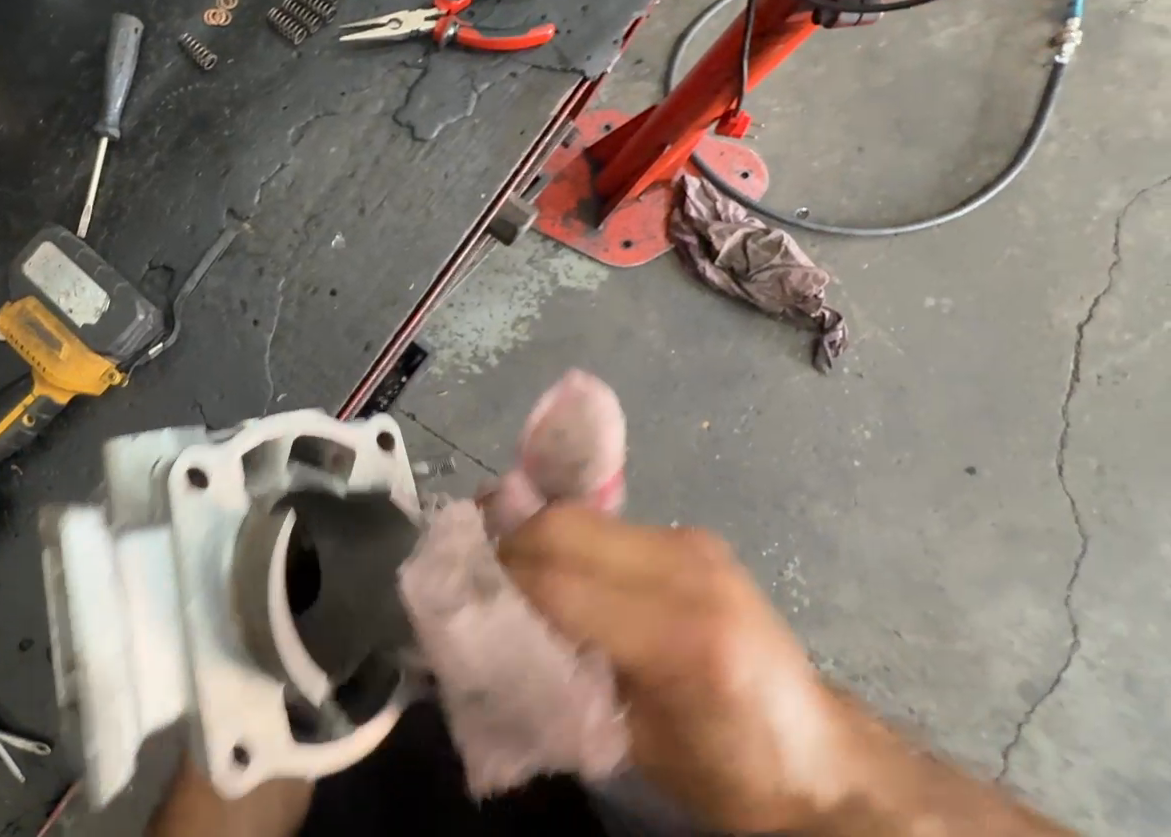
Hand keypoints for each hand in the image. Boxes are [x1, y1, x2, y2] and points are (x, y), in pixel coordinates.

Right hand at [498, 504, 856, 832]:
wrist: (820, 758)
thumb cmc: (721, 767)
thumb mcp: (626, 741)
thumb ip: (553, 675)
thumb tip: (478, 632)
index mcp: (679, 637)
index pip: (552, 581)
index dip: (496, 585)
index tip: (463, 603)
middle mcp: (689, 571)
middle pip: (558, 527)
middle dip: (507, 551)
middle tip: (484, 588)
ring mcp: (694, 544)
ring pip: (574, 515)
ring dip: (532, 540)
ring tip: (516, 580)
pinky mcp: (694, 537)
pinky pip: (601, 523)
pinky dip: (564, 540)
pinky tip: (559, 571)